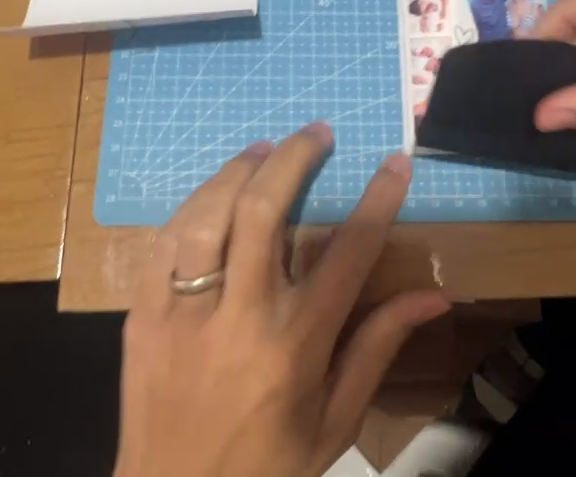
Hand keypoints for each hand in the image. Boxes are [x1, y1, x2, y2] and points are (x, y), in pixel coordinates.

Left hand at [115, 124, 449, 476]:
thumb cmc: (268, 467)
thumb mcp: (336, 420)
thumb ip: (379, 348)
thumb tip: (433, 294)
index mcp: (296, 345)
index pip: (348, 252)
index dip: (378, 199)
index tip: (394, 161)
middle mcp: (240, 318)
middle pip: (264, 211)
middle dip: (294, 158)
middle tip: (316, 132)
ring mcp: (183, 314)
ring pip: (209, 216)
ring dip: (239, 171)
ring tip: (264, 149)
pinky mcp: (142, 316)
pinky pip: (164, 243)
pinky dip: (192, 208)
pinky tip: (213, 195)